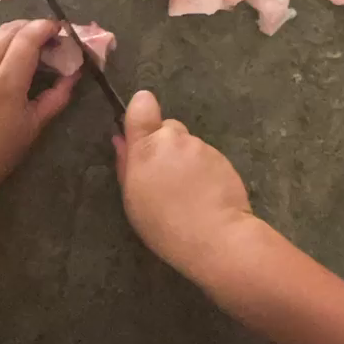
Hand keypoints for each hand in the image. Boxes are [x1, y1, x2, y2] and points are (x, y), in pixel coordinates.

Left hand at [0, 20, 78, 193]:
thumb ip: (56, 96)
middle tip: (49, 37)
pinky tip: (5, 55)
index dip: (45, 27)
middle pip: (9, 30)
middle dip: (31, 26)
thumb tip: (74, 74)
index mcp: (6, 81)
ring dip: (12, 32)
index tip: (60, 29)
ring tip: (28, 42)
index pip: (27, 38)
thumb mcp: (33, 126)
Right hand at [114, 90, 258, 275]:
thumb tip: (120, 139)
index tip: (142, 131)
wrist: (216, 238)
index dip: (141, 112)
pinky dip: (204, 170)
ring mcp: (201, 147)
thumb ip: (125, 164)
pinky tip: (205, 194)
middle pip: (167, 128)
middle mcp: (174, 139)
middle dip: (165, 145)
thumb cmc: (164, 224)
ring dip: (185, 159)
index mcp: (146, 147)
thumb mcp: (133, 199)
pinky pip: (207, 157)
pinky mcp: (223, 158)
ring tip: (188, 192)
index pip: (142, 105)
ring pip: (189, 145)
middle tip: (166, 177)